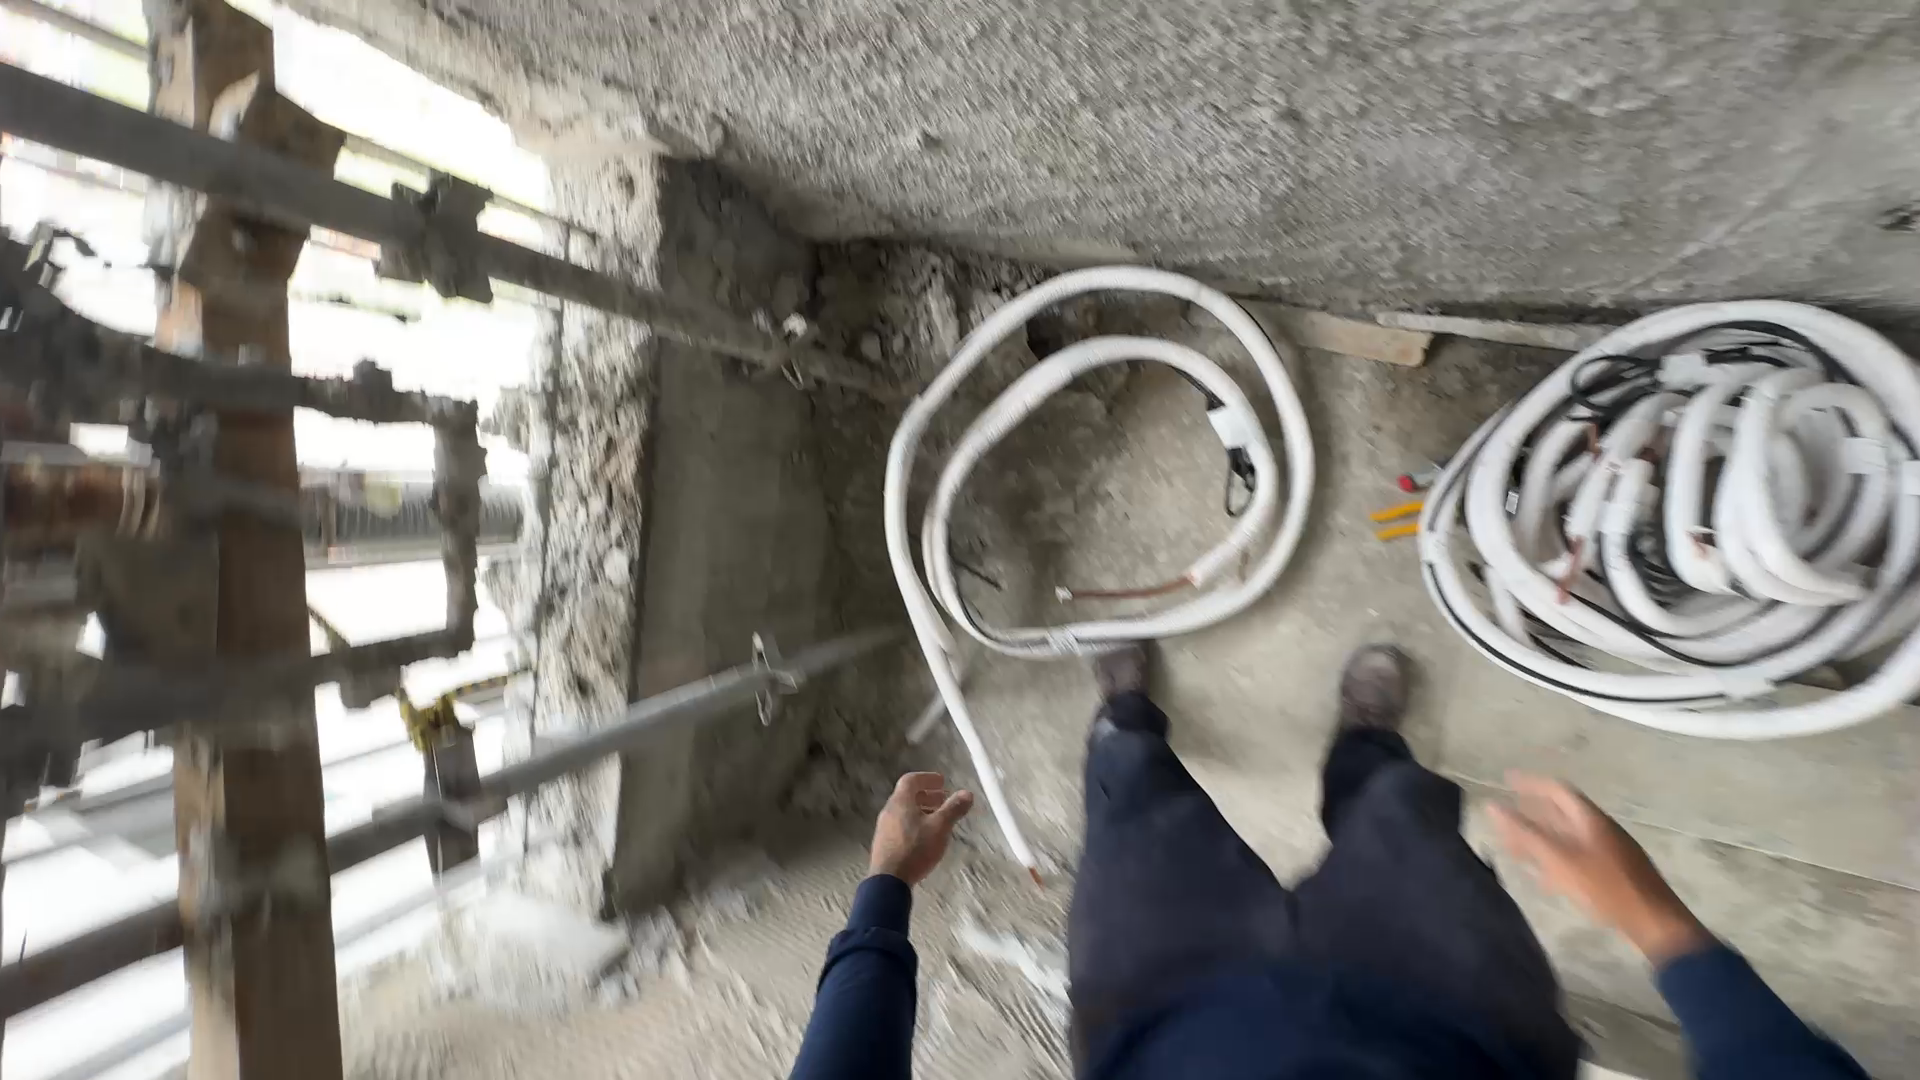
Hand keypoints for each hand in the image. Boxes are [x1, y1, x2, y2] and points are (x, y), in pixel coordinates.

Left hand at [869, 772, 973, 884]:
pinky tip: (926, 838)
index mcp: (900, 801)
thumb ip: (953, 809)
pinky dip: (915, 823)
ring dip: (922, 810)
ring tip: (938, 820)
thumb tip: (967, 793)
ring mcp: (884, 828)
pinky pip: (901, 825)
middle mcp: (889, 811)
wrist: (888, 881)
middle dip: (927, 795)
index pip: (911, 779)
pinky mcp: (884, 844)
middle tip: (943, 800)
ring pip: (905, 812)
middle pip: (907, 796)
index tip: (942, 782)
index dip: (927, 778)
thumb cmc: (915, 848)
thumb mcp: (940, 827)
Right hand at [1490, 772, 1711, 966]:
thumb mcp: (1558, 858)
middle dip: (1530, 814)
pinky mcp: (1616, 872)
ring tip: (1516, 848)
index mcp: (1590, 820)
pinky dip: (1556, 857)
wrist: (1657, 925)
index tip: (1506, 781)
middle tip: (1505, 819)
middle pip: (1561, 813)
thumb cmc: (1605, 886)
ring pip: (1568, 836)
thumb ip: (1523, 831)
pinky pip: (1577, 854)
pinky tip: (1545, 876)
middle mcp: (1601, 829)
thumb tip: (1492, 806)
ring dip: (1540, 838)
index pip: (1557, 790)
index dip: (1530, 783)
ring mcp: (1611, 851)